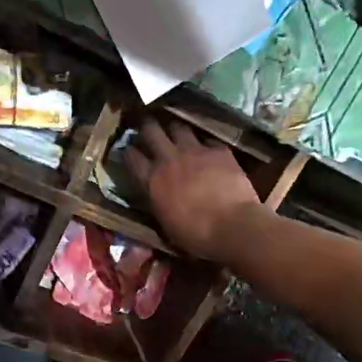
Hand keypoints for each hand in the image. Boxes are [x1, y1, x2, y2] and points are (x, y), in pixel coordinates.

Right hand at [123, 118, 265, 262]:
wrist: (232, 226)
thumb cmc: (195, 236)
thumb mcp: (166, 224)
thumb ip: (159, 203)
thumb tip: (158, 197)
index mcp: (152, 181)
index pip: (132, 157)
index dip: (129, 151)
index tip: (130, 150)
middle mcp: (169, 159)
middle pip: (151, 131)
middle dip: (147, 126)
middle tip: (148, 125)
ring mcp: (194, 151)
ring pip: (178, 127)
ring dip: (175, 129)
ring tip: (177, 132)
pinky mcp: (218, 150)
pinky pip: (207, 139)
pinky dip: (204, 143)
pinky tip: (208, 149)